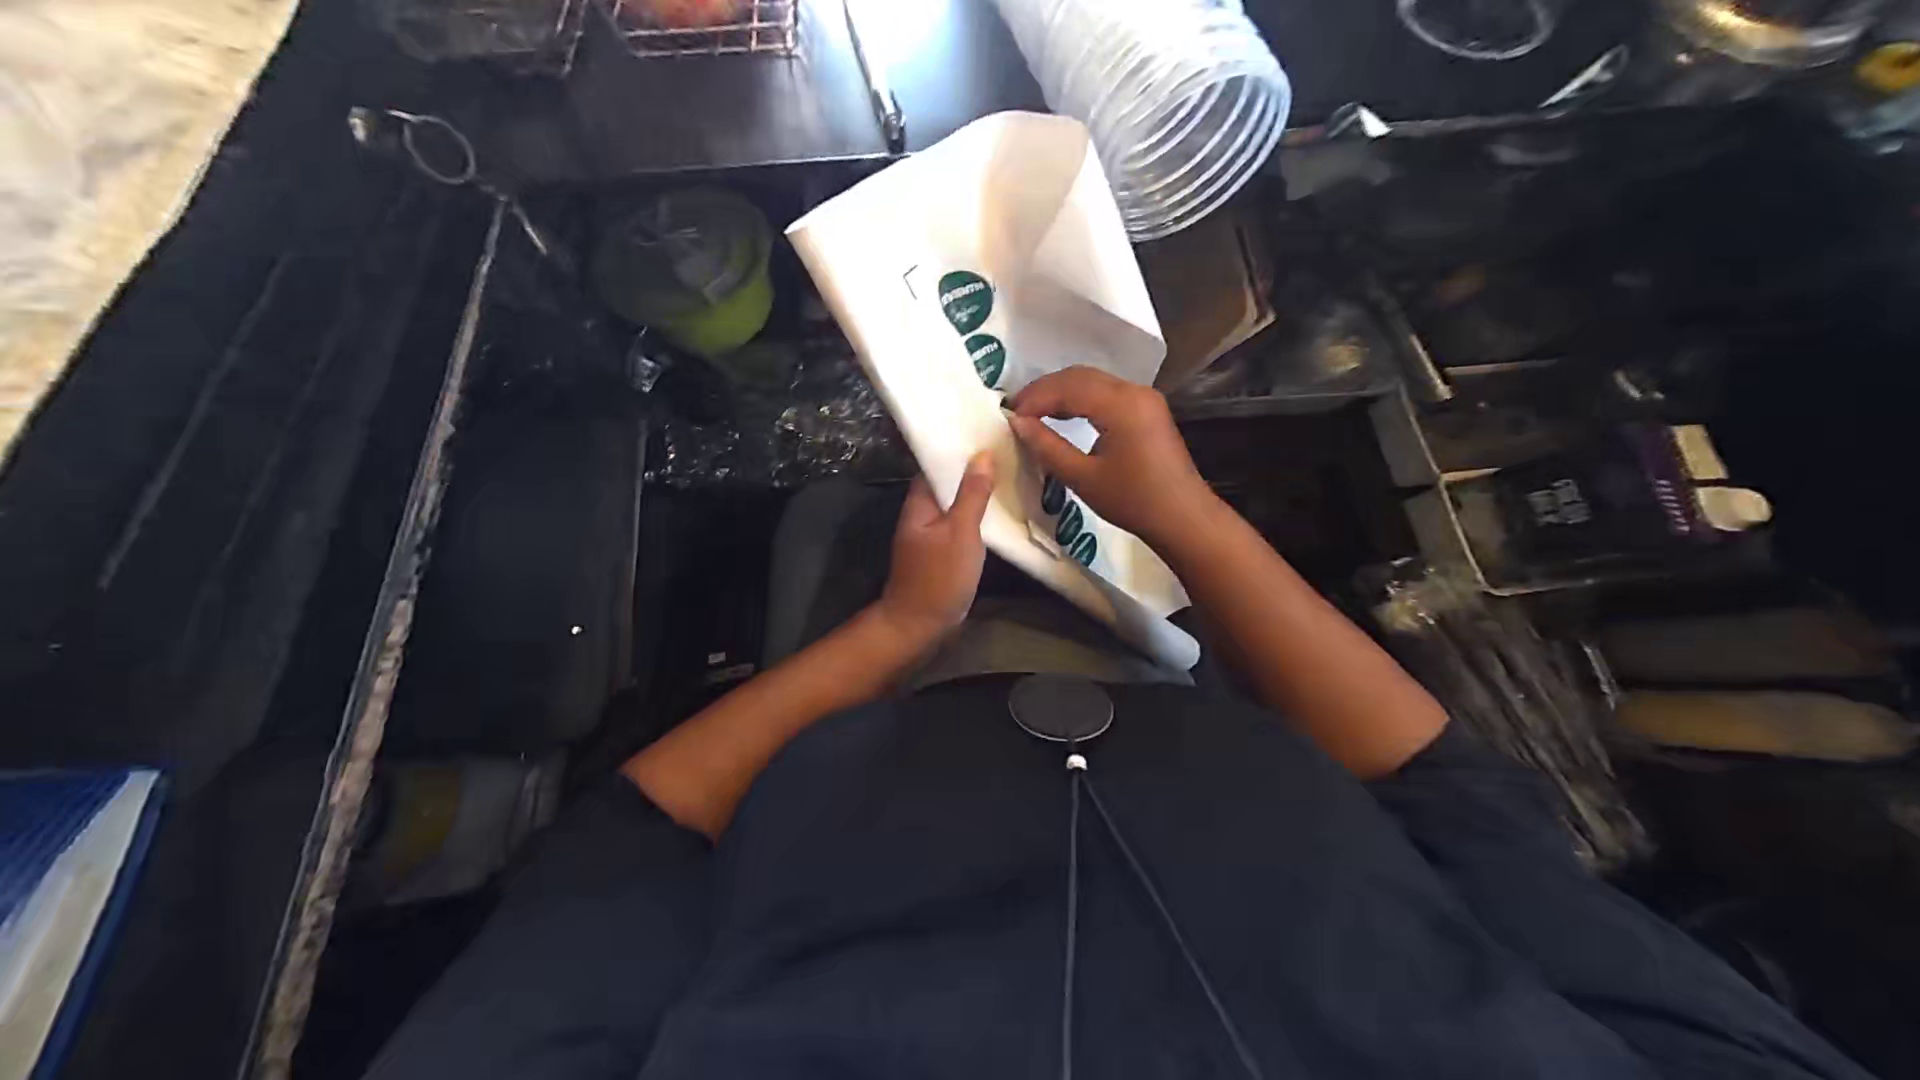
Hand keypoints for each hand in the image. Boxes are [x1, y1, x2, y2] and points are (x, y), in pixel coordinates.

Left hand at [875, 451, 994, 640]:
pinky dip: (979, 517)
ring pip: (957, 505)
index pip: (937, 464)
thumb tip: (982, 455)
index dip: (960, 449)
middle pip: (948, 483)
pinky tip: (1001, 513)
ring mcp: (931, 534)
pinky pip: (961, 525)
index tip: (988, 434)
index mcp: (920, 502)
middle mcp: (922, 513)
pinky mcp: (942, 552)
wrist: (920, 626)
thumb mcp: (960, 532)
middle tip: (1010, 454)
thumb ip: (972, 495)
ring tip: (1012, 476)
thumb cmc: (939, 577)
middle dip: (974, 470)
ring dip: (979, 494)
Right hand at [1009, 366, 1221, 552]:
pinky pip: (1106, 392)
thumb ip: (1047, 446)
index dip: (1034, 398)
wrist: (1182, 517)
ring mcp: (1144, 398)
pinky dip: (1079, 398)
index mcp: (1120, 404)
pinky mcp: (1147, 409)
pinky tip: (1062, 415)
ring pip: (1092, 381)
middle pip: (1079, 376)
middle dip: (1044, 390)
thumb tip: (1017, 423)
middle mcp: (1133, 391)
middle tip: (1016, 411)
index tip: (1008, 416)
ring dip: (1060, 392)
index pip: (1066, 387)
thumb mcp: (1083, 477)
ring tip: (1033, 413)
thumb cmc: (1132, 500)